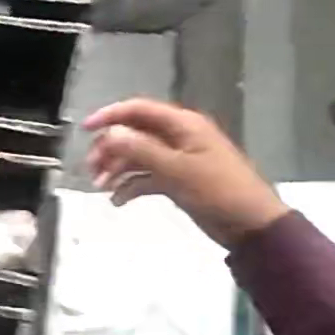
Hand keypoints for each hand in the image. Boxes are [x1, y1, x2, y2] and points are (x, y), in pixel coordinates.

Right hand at [81, 98, 288, 248]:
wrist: (250, 224)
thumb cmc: (217, 191)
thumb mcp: (176, 169)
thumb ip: (140, 149)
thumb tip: (110, 133)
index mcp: (182, 126)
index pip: (139, 110)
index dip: (110, 116)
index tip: (84, 130)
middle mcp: (177, 137)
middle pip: (133, 134)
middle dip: (109, 150)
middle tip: (92, 170)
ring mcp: (176, 159)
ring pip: (135, 156)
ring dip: (116, 169)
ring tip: (101, 188)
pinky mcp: (175, 180)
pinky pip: (144, 177)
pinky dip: (129, 186)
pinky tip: (117, 201)